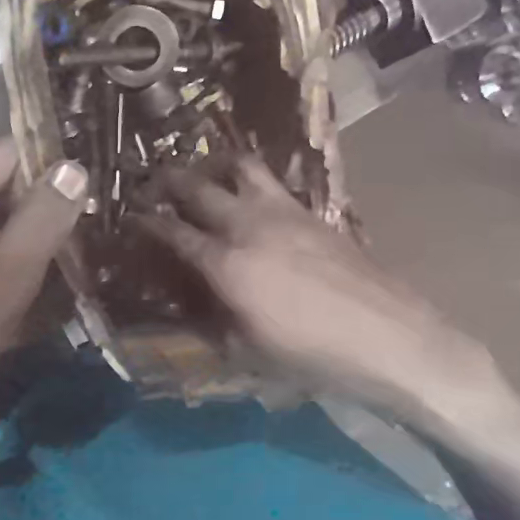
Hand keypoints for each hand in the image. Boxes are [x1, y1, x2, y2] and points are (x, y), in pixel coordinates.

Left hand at [0, 137, 88, 371]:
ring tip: (58, 235)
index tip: (79, 205)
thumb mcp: (14, 271)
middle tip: (69, 228)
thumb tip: (74, 168)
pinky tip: (41, 236)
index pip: (11, 153)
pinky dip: (31, 211)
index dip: (50, 174)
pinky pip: (10, 193)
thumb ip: (42, 218)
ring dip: (42, 203)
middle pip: (14, 163)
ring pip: (16, 178)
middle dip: (46, 191)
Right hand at [136, 158, 511, 422]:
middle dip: (169, 180)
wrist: (388, 337)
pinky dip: (251, 180)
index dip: (147, 221)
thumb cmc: (312, 354)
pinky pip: (272, 181)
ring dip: (215, 165)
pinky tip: (252, 194)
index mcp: (226, 264)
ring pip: (240, 167)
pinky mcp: (312, 211)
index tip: (131, 214)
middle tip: (154, 181)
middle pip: (198, 186)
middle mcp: (248, 225)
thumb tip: (196, 299)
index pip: (173, 232)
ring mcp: (283, 211)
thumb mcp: (248, 350)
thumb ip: (214, 318)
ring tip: (206, 172)